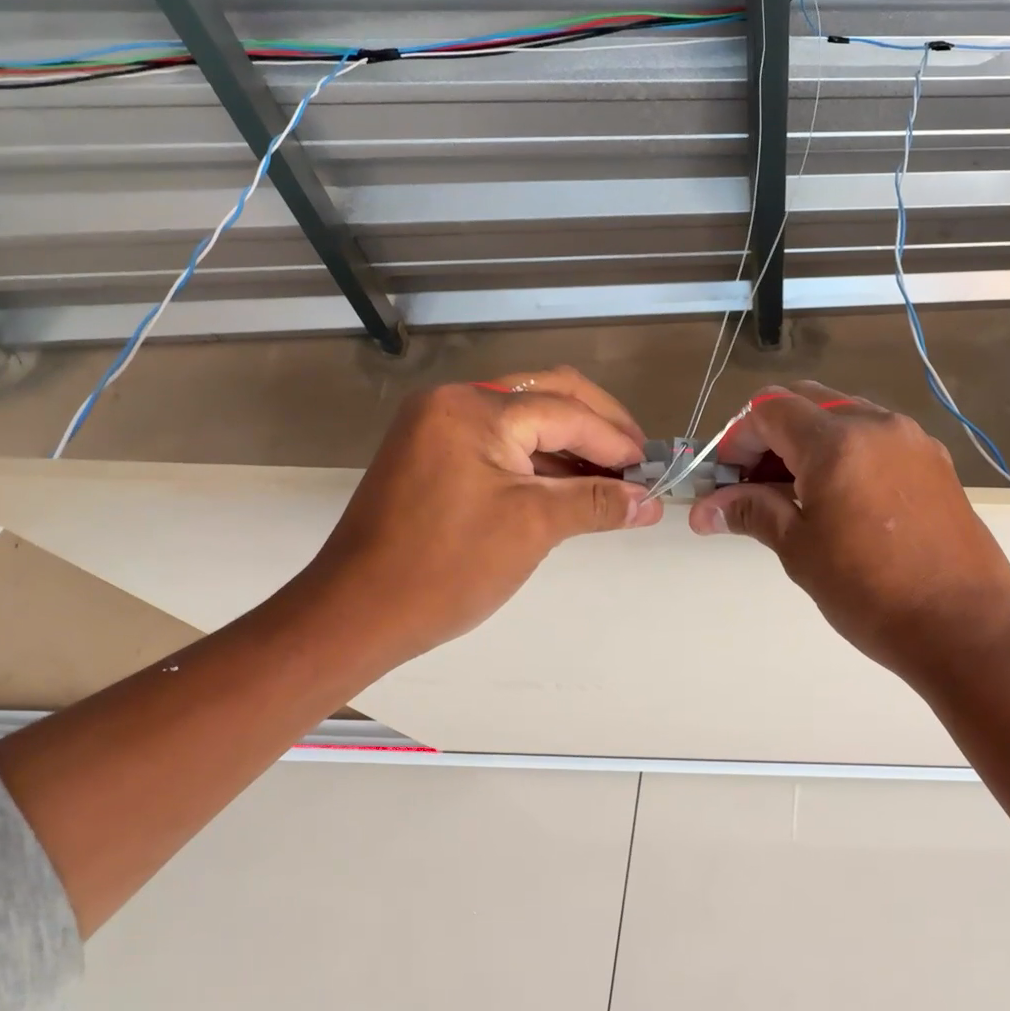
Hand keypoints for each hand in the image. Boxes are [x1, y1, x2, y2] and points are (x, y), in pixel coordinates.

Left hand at [291, 368, 660, 666]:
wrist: (356, 614)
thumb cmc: (448, 566)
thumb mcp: (534, 527)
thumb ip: (597, 503)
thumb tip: (650, 502)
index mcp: (474, 408)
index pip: (565, 411)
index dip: (616, 441)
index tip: (653, 470)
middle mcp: (454, 402)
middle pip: (548, 396)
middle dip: (599, 427)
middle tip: (638, 462)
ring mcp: (439, 426)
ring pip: (526, 418)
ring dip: (572, 444)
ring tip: (614, 479)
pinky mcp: (434, 454)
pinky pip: (502, 442)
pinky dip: (541, 460)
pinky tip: (572, 486)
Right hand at [690, 381, 1009, 675]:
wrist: (966, 626)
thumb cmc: (871, 593)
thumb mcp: (801, 552)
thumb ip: (754, 513)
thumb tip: (707, 509)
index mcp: (838, 442)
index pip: (770, 409)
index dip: (737, 438)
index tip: (726, 478)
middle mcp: (878, 424)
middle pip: (809, 402)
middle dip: (773, 435)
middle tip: (755, 485)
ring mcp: (914, 440)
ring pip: (846, 417)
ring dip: (812, 443)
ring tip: (798, 497)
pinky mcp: (937, 462)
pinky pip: (880, 439)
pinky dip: (850, 454)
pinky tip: (844, 501)